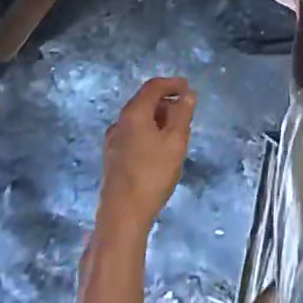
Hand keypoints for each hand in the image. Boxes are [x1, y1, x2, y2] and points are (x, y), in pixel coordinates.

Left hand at [101, 77, 195, 224]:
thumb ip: (183, 112)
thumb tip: (187, 94)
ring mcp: (112, 143)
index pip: (153, 86)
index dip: (173, 83)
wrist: (121, 218)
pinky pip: (133, 133)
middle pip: (144, 101)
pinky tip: (160, 149)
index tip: (189, 89)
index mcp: (133, 114)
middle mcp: (119, 124)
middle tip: (186, 113)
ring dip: (159, 118)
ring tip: (177, 132)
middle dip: (167, 101)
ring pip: (138, 119)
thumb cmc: (152, 174)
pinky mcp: (112, 159)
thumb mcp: (176, 140)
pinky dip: (149, 131)